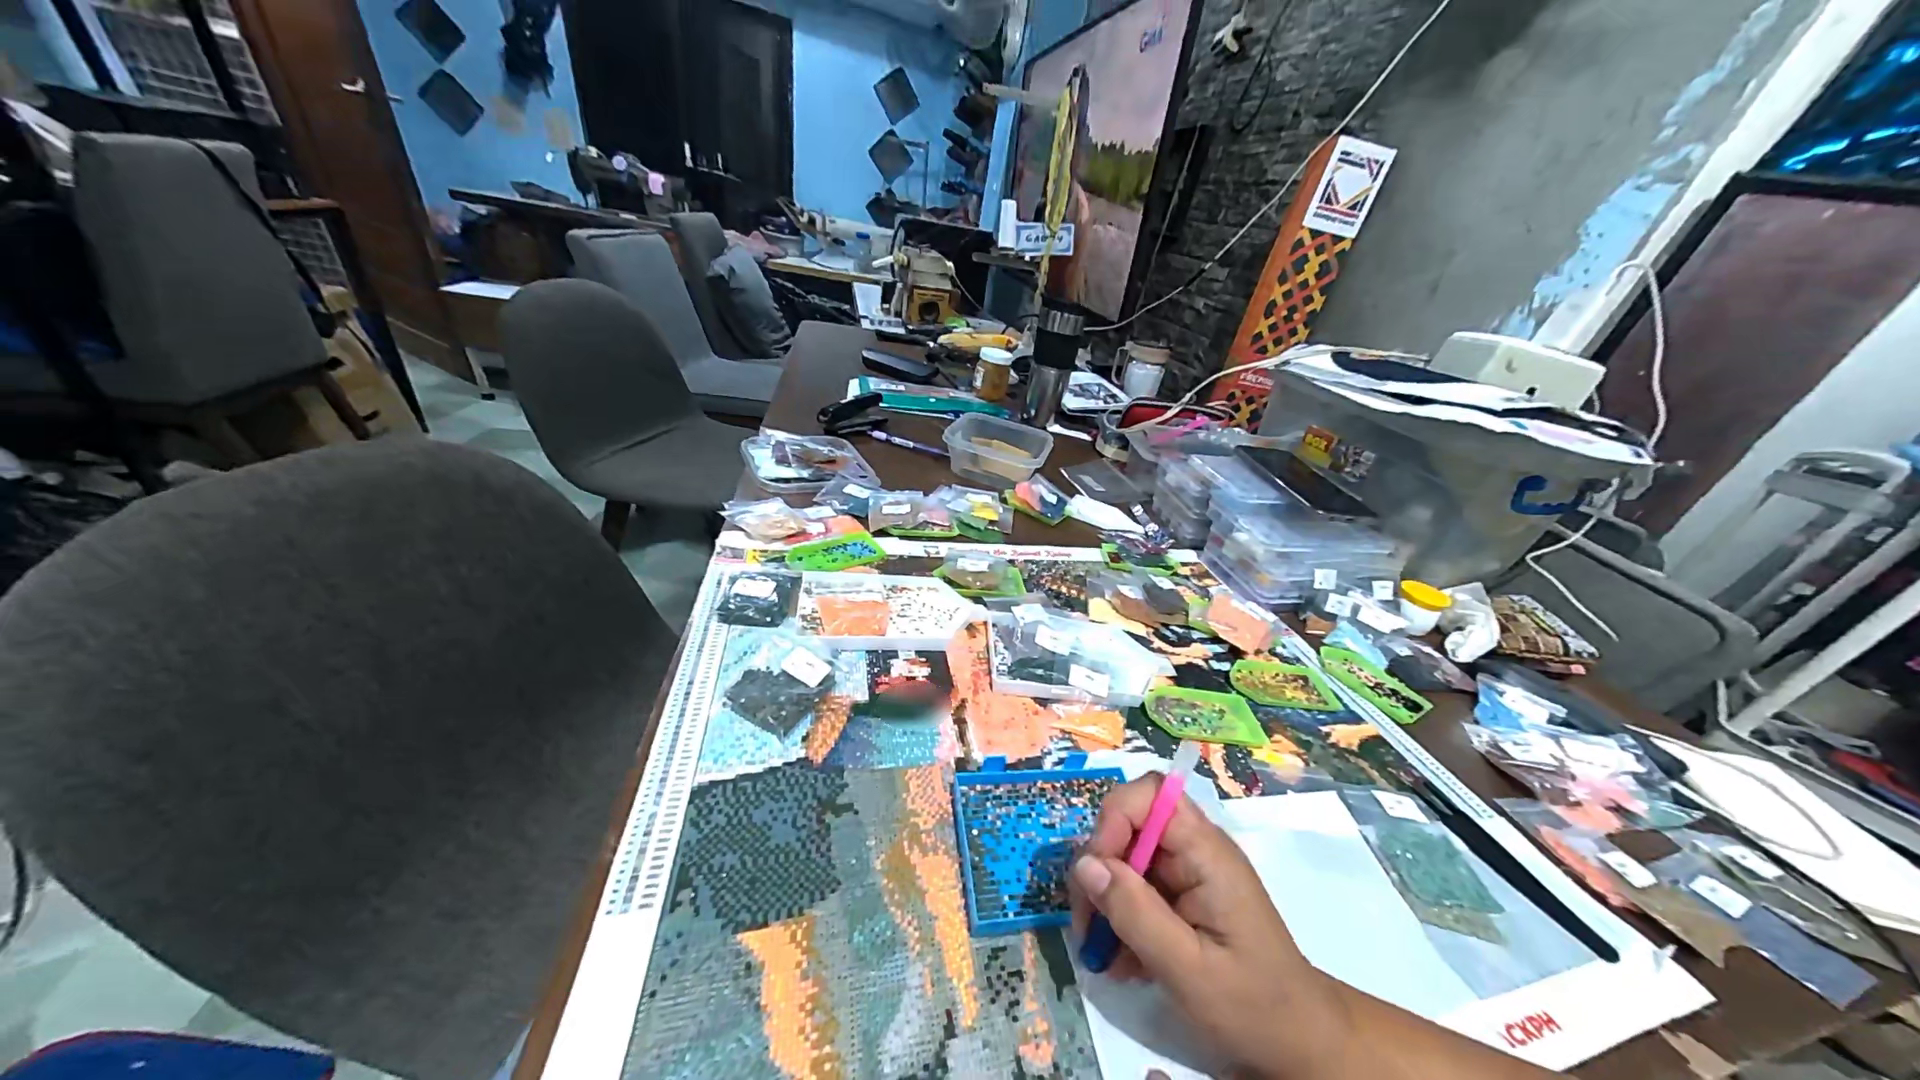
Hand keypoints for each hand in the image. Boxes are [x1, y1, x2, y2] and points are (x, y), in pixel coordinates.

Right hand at [1068, 774, 1354, 1079]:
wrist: (1300, 1042)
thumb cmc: (1254, 1006)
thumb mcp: (1188, 969)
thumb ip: (1135, 913)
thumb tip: (1084, 864)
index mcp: (1206, 852)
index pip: (1151, 793)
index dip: (1115, 818)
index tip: (1097, 871)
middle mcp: (1194, 850)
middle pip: (1128, 825)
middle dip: (1098, 869)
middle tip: (1088, 926)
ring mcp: (1185, 873)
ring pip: (1122, 858)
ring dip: (1103, 901)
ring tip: (1102, 954)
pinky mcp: (1178, 896)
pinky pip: (1133, 888)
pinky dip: (1118, 919)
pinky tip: (1120, 961)